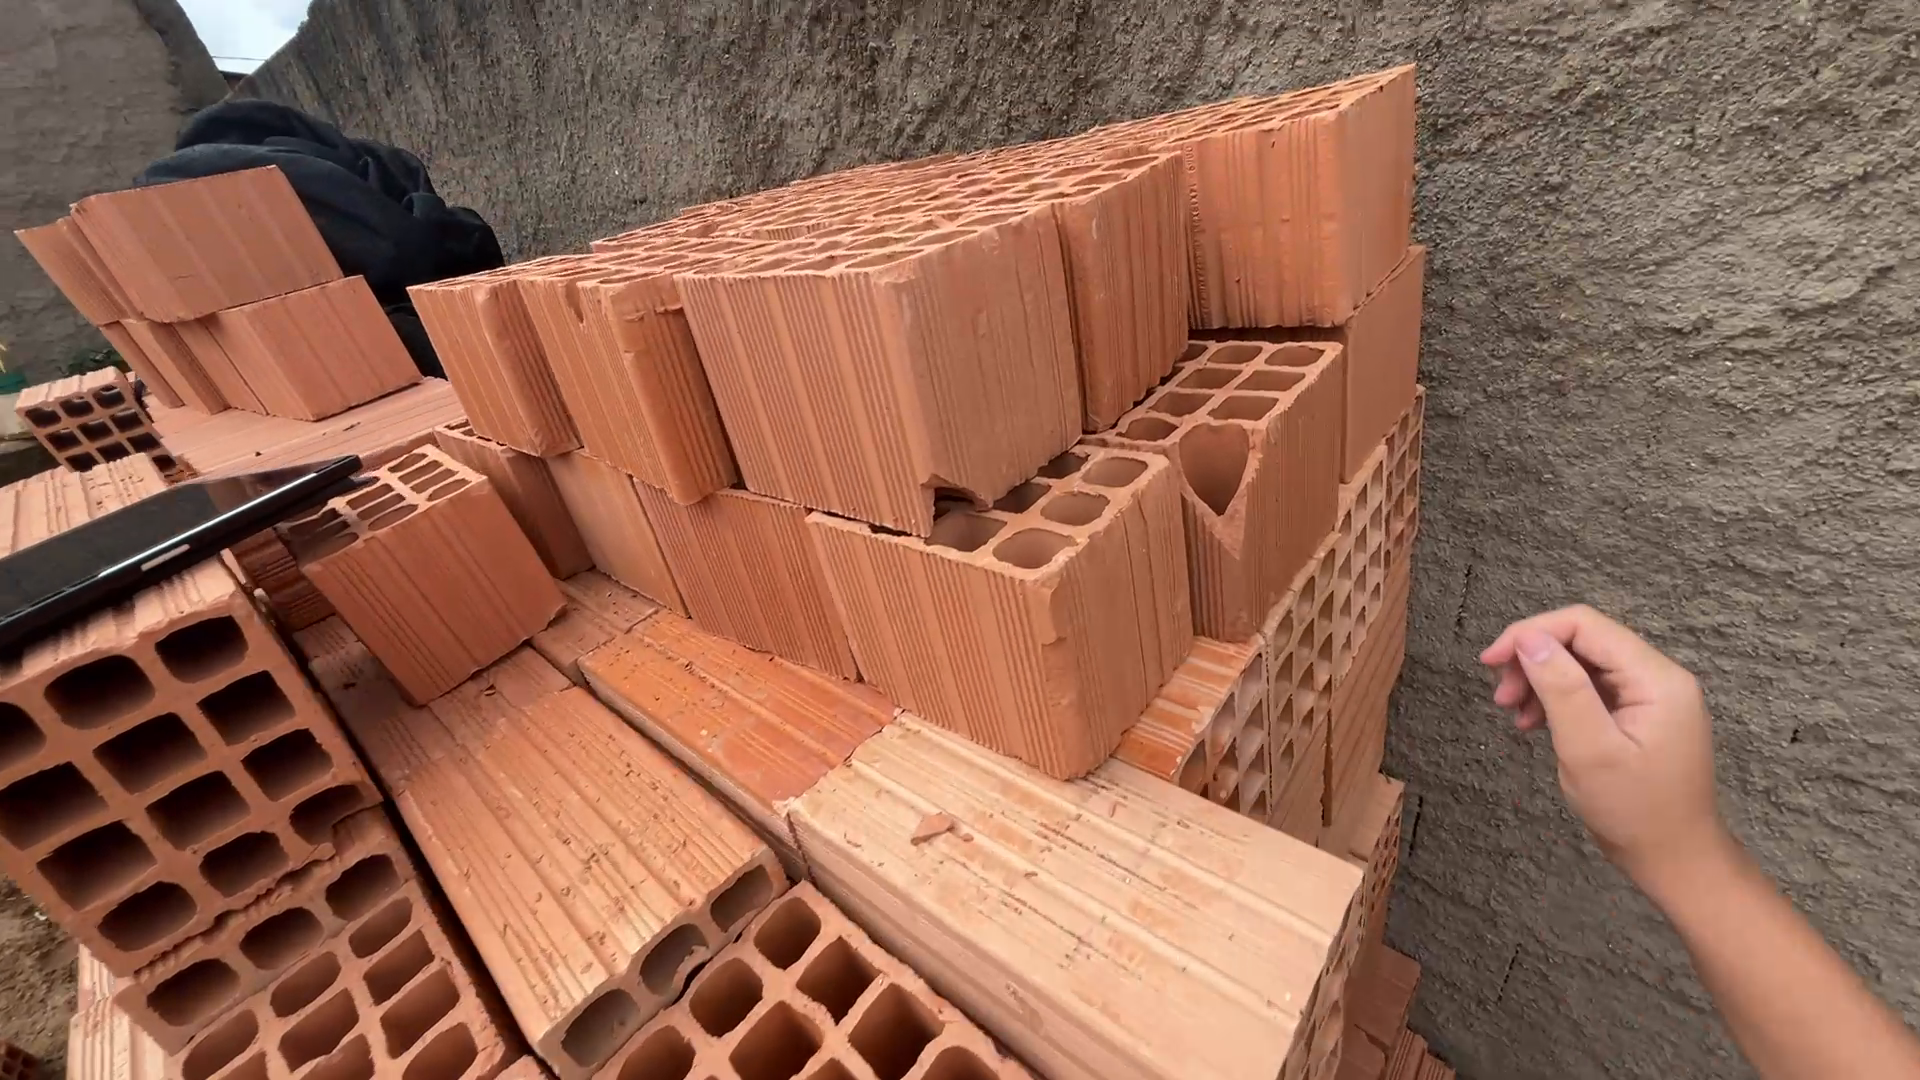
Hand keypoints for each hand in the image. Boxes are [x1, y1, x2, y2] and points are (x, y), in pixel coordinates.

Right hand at [1481, 605, 1730, 896]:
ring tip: (1511, 711)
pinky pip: (1582, 685)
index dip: (1530, 633)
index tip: (1490, 662)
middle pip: (1578, 640)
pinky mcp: (1633, 712)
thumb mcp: (1589, 747)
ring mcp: (1646, 695)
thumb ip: (1561, 688)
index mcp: (1656, 680)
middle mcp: (1656, 678)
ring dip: (1535, 679)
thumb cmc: (1633, 808)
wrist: (1673, 858)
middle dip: (1530, 659)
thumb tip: (1527, 638)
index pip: (1583, 625)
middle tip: (1499, 695)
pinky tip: (1531, 722)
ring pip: (1575, 661)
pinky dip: (1550, 697)